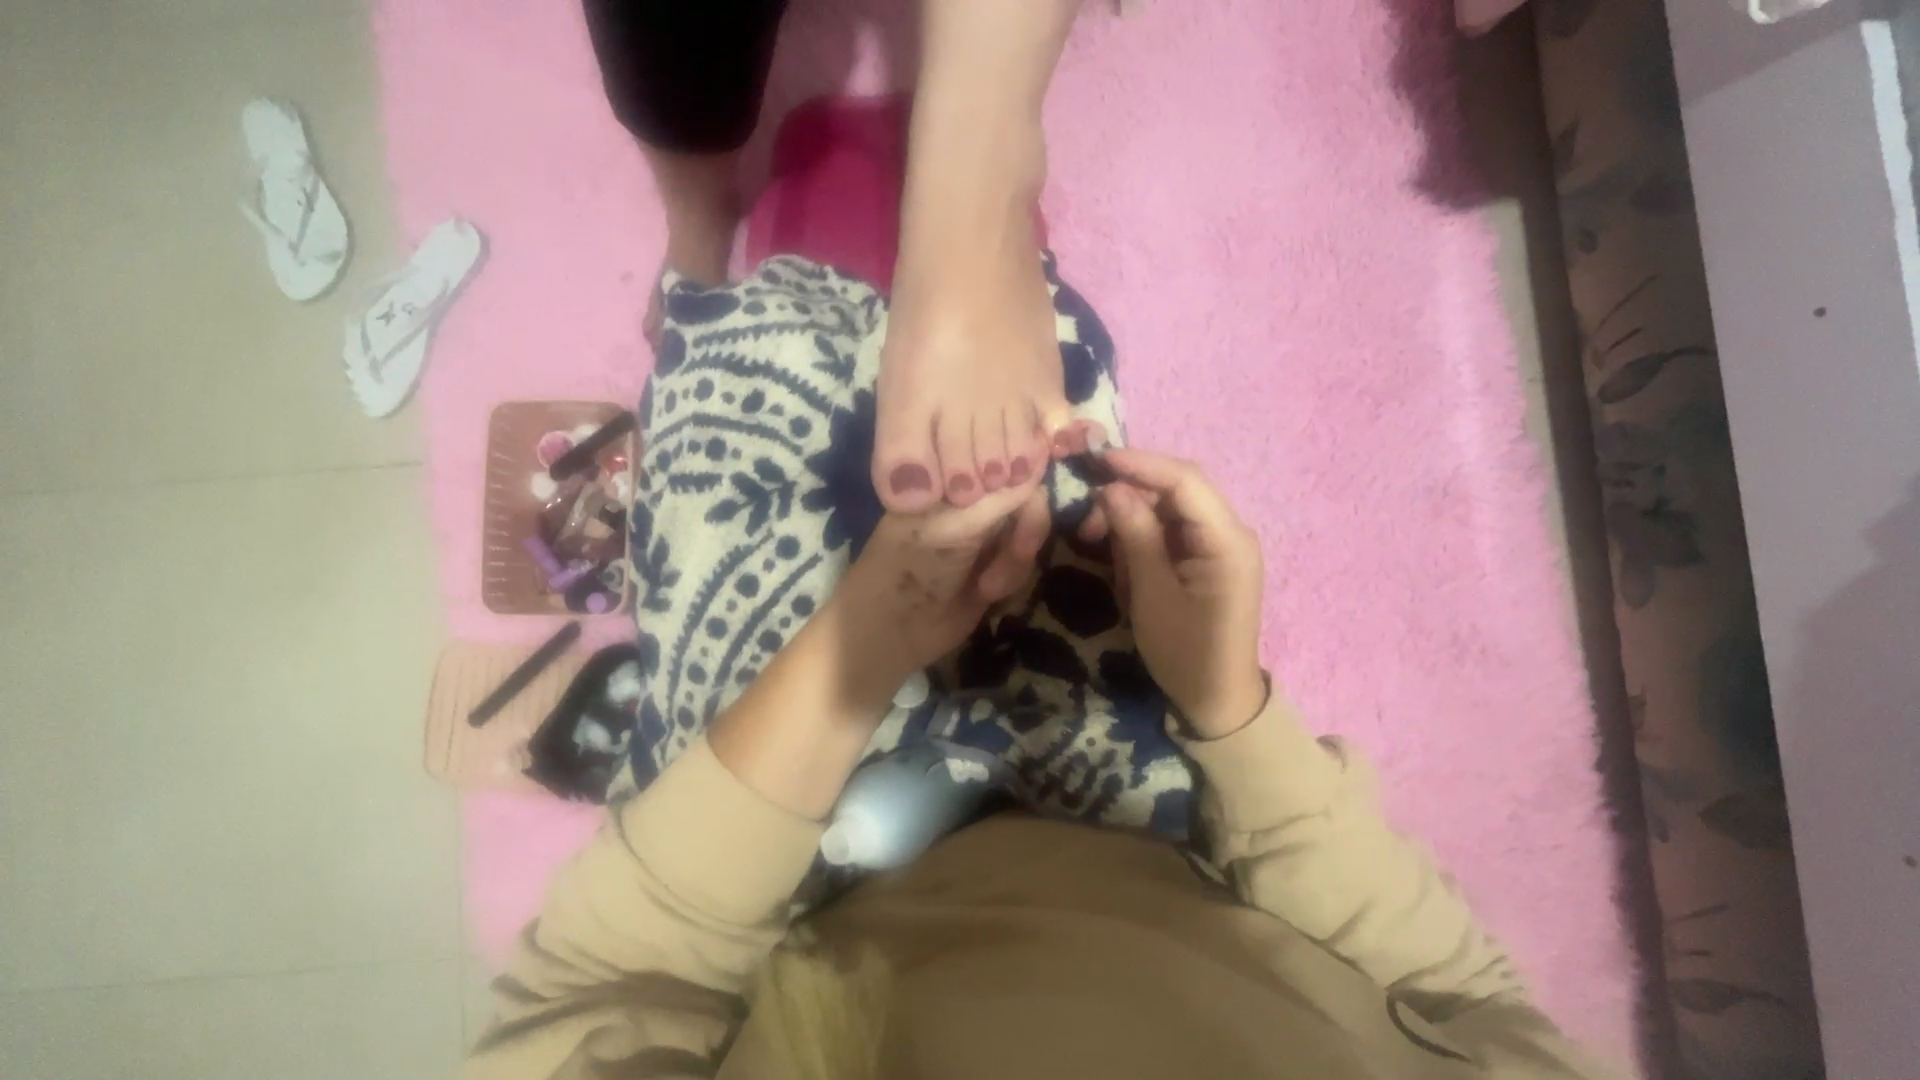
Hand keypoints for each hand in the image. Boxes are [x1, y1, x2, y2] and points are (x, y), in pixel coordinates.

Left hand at [831, 483, 1051, 692]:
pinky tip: (986, 594)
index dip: (1028, 474)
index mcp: (952, 474)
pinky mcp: (995, 565)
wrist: (894, 630)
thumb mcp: (956, 524)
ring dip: (1016, 561)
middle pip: (1029, 496)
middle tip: (1018, 551)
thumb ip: (1002, 496)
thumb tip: (1043, 461)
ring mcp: (986, 532)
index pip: (1006, 457)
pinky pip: (1026, 562)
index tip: (1032, 501)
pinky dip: (1012, 579)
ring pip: (1032, 532)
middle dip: (1027, 528)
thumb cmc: (912, 566)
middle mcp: (972, 496)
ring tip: (987, 586)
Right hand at [1093, 448, 1268, 737]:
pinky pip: (1172, 528)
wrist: (1216, 699)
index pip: (1184, 481)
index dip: (1140, 463)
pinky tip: (1118, 551)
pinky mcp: (1207, 556)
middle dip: (1129, 492)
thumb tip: (1112, 488)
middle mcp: (1230, 532)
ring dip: (1131, 514)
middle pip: (1177, 489)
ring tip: (1096, 538)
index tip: (1095, 460)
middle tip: (1086, 517)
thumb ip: (1136, 536)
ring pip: (1170, 506)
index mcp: (1227, 540)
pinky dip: (1142, 533)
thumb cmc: (1185, 652)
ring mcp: (1220, 543)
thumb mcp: (1152, 595)